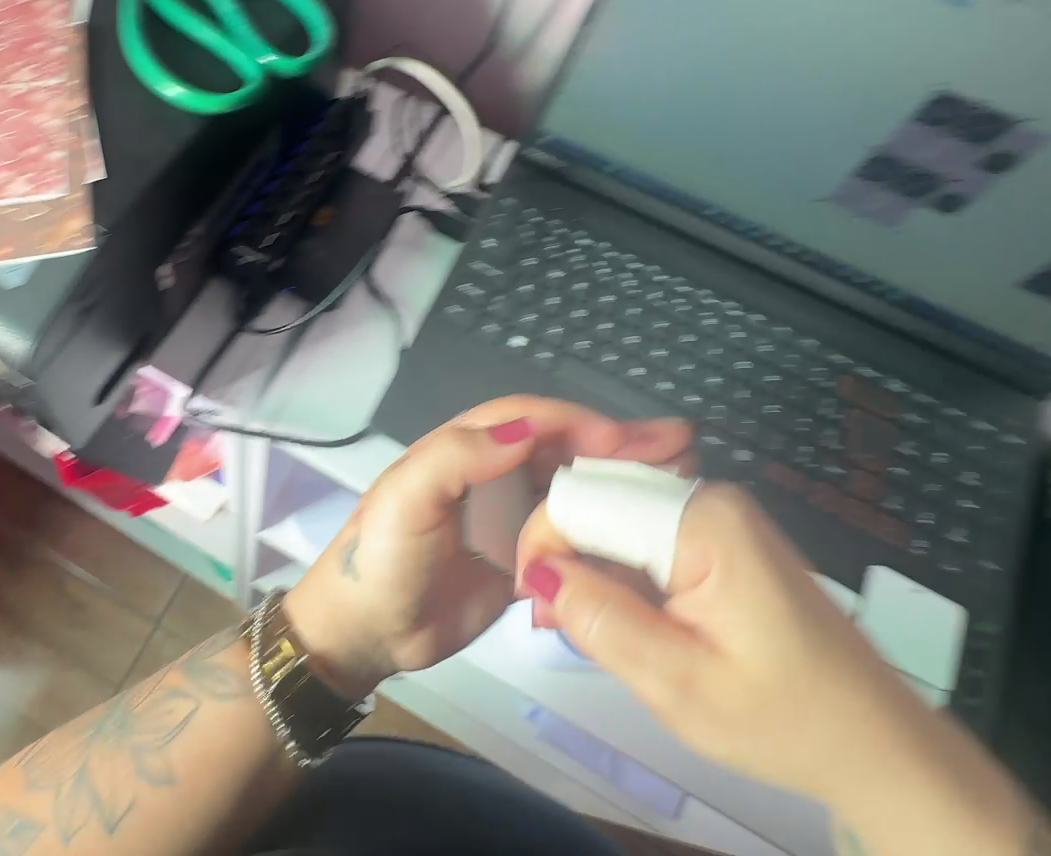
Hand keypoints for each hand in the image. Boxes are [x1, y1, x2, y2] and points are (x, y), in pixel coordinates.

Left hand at [285, 395, 691, 698]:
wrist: (369, 632)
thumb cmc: (381, 559)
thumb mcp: (404, 500)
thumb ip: (455, 458)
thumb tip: (526, 430)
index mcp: (461, 448)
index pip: (527, 418)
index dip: (574, 421)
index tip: (624, 439)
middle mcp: (492, 474)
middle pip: (561, 446)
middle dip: (615, 444)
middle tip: (679, 447)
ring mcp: (511, 515)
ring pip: (573, 486)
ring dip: (621, 480)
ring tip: (680, 480)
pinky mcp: (526, 556)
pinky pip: (572, 533)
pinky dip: (609, 527)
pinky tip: (648, 531)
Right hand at [516, 481, 936, 801]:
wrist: (876, 743)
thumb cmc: (785, 721)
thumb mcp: (678, 685)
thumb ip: (601, 621)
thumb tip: (540, 573)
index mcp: (702, 521)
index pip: (583, 500)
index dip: (543, 545)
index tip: (533, 604)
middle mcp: (707, 497)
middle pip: (596, 498)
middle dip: (560, 552)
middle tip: (550, 619)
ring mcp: (714, 512)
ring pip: (611, 513)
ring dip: (583, 562)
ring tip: (578, 623)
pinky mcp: (716, 533)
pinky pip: (638, 530)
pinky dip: (613, 567)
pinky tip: (614, 612)